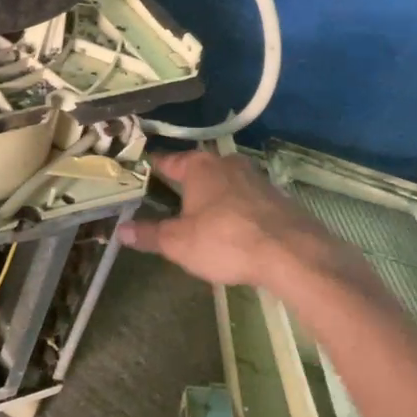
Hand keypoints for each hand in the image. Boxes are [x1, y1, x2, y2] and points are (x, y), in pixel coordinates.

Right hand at [117, 150, 347, 289]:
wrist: (295, 256)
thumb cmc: (226, 240)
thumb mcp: (179, 243)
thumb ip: (149, 235)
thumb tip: (120, 230)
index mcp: (199, 167)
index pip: (167, 161)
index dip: (153, 168)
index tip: (140, 172)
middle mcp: (228, 164)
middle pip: (200, 169)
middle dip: (187, 182)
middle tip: (171, 197)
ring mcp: (258, 180)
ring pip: (228, 183)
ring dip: (216, 196)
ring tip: (204, 215)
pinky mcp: (281, 200)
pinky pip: (251, 201)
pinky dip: (240, 210)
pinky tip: (237, 230)